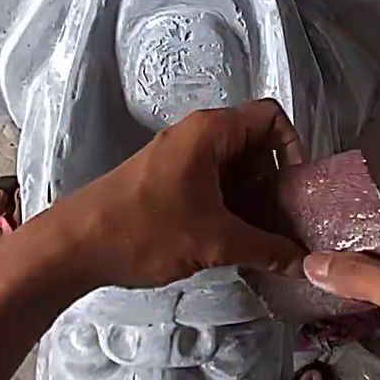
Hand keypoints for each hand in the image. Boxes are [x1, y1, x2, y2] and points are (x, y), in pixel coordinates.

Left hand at [49, 100, 307, 289]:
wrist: (75, 244)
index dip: (294, 148)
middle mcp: (197, 135)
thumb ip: (266, 249)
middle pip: (255, 144)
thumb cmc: (146, 229)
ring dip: (253, 198)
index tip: (297, 191)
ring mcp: (179, 157)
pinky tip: (234, 241)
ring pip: (234, 167)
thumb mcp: (214, 241)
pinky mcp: (167, 178)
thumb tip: (304, 262)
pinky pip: (212, 181)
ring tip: (265, 238)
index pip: (271, 118)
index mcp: (211, 131)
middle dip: (275, 181)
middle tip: (287, 222)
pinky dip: (229, 204)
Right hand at [302, 202, 379, 378]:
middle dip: (335, 255)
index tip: (291, 250)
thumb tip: (309, 261)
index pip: (351, 212)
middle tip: (302, 280)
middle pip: (363, 234)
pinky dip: (378, 284)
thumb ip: (362, 278)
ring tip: (321, 293)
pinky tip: (360, 304)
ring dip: (356, 273)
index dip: (321, 230)